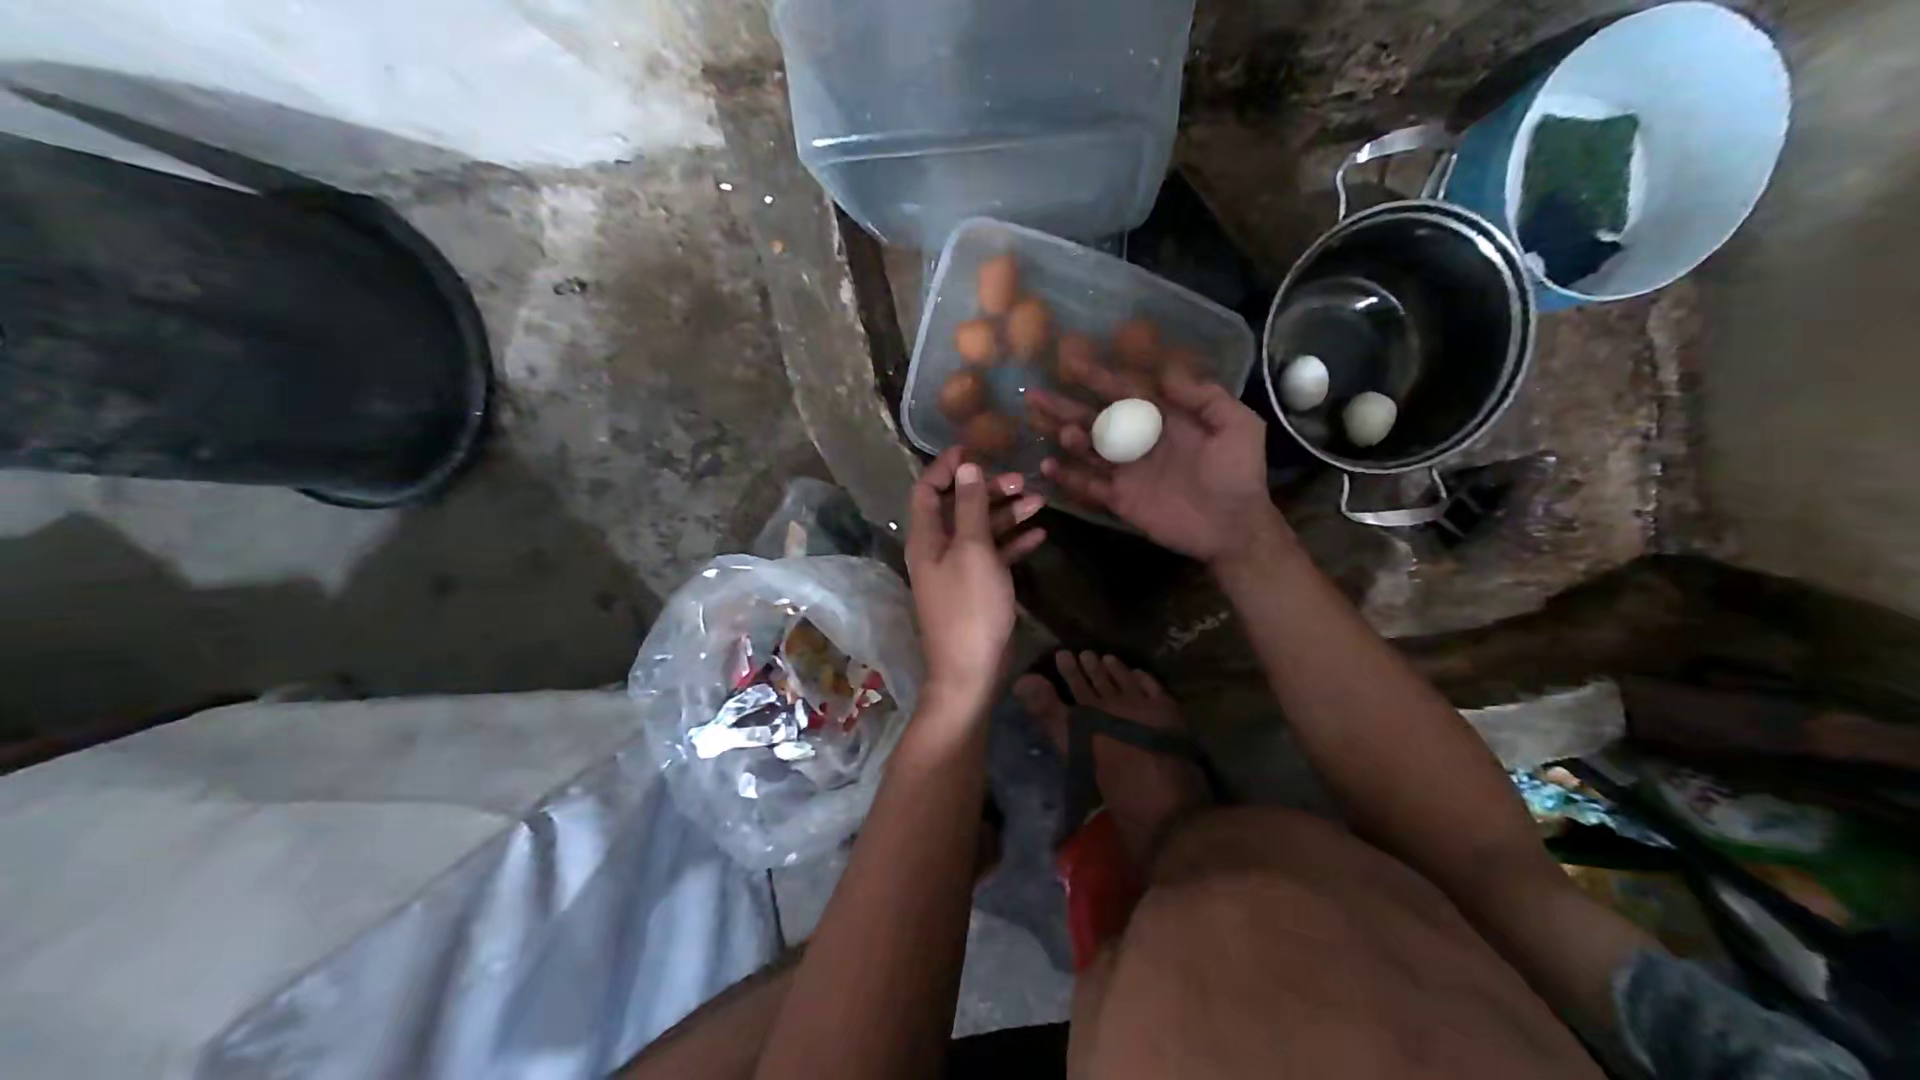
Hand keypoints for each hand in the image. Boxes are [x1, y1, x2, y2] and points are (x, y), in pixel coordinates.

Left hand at [906, 447, 1045, 700]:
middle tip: (1022, 480)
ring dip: (1007, 513)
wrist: (971, 669)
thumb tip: (967, 468)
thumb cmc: (969, 606)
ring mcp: (958, 569)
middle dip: (988, 490)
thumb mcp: (972, 550)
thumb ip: (970, 506)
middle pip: (959, 507)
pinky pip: (994, 555)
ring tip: (1039, 501)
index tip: (974, 449)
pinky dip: (1013, 543)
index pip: (927, 489)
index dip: (947, 467)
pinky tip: (1040, 534)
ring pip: (980, 530)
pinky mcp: (978, 587)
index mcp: (925, 537)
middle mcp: (937, 549)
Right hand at [1032, 368, 1287, 566]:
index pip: (1125, 392)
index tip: (1071, 363)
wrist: (1234, 527)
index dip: (1099, 378)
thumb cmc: (1239, 474)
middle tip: (1036, 394)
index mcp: (1163, 419)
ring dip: (1070, 438)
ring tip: (1062, 432)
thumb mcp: (1237, 426)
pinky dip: (1068, 477)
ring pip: (1088, 449)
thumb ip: (1205, 398)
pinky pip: (1088, 485)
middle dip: (1066, 406)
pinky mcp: (1120, 499)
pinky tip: (1048, 467)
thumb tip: (1166, 374)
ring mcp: (1127, 471)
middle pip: (1095, 418)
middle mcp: (1138, 441)